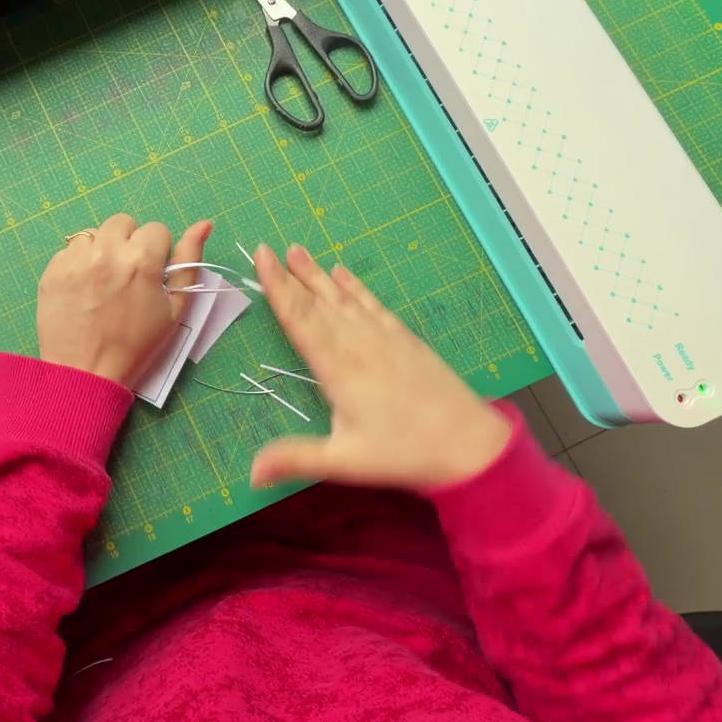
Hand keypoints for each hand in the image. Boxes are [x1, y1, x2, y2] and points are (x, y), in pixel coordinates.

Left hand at [37, 214, 212, 385]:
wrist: (86, 373)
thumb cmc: (137, 345)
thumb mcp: (176, 309)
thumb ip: (190, 262)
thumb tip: (204, 224)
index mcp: (142, 259)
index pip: (156, 229)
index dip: (157, 252)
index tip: (151, 274)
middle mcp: (107, 251)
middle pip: (123, 223)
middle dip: (129, 242)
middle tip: (126, 275)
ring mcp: (76, 259)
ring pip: (94, 233)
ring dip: (101, 249)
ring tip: (102, 281)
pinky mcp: (53, 270)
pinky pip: (69, 250)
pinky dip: (78, 263)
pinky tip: (82, 289)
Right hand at [250, 243, 510, 491]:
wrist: (470, 445)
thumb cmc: (404, 453)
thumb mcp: (345, 461)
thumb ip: (295, 460)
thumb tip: (250, 474)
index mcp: (338, 367)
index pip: (300, 318)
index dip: (277, 287)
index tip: (263, 258)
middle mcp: (358, 344)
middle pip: (318, 302)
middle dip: (292, 274)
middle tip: (272, 247)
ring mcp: (384, 338)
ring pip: (344, 298)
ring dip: (319, 275)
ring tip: (301, 252)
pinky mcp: (404, 340)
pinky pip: (373, 305)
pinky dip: (356, 288)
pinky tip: (345, 275)